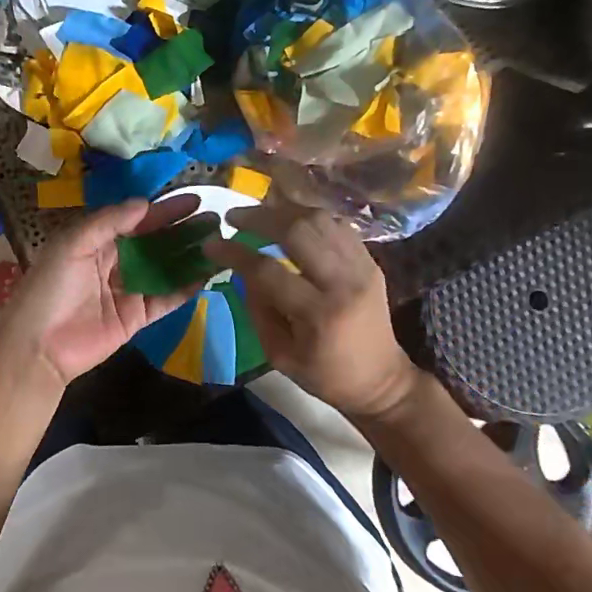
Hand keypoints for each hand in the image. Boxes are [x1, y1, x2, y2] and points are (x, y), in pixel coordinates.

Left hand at [0, 196, 205, 387]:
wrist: (39, 345)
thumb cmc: (49, 288)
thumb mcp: (71, 245)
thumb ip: (107, 223)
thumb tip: (143, 203)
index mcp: (94, 242)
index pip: (134, 221)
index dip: (162, 211)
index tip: (193, 201)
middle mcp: (112, 263)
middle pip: (153, 243)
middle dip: (182, 231)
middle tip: (215, 221)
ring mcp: (126, 291)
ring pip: (163, 269)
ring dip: (188, 257)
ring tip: (219, 243)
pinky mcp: (135, 318)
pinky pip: (165, 299)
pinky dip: (185, 288)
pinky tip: (208, 275)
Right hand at [205, 197, 420, 420]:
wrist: (381, 379)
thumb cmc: (324, 374)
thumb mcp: (278, 354)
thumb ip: (257, 309)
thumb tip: (241, 270)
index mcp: (318, 313)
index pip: (268, 269)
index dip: (234, 253)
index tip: (210, 245)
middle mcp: (344, 282)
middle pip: (298, 230)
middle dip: (259, 218)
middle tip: (233, 217)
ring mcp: (362, 267)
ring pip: (320, 219)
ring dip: (283, 211)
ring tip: (258, 214)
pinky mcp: (370, 261)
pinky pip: (337, 225)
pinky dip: (308, 217)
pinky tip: (288, 221)